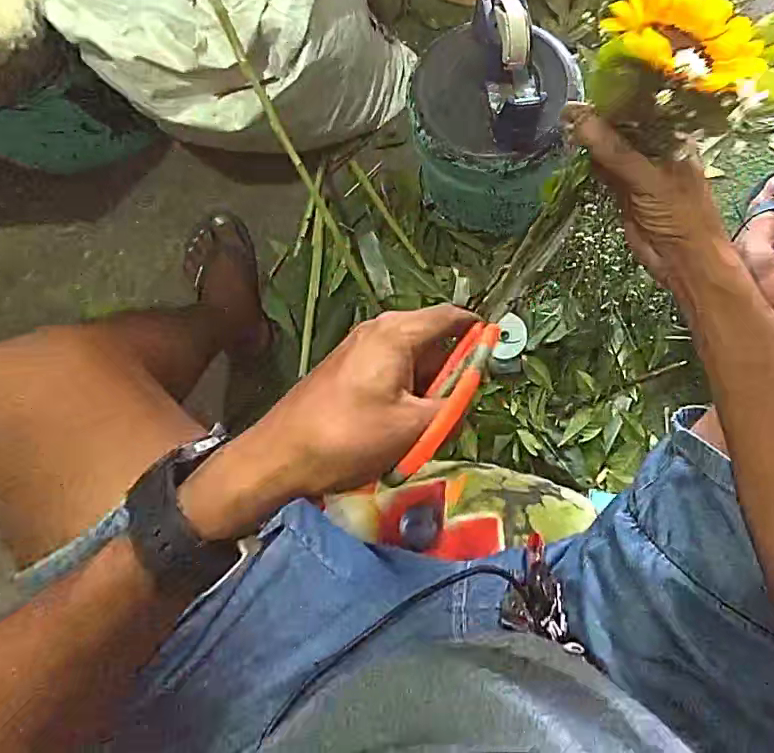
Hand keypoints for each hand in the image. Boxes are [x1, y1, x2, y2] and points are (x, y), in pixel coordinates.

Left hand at [179, 304, 477, 538]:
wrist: (277, 456)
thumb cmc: (348, 437)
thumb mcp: (413, 427)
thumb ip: (454, 403)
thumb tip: (473, 389)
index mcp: (398, 331)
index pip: (454, 317)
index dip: (479, 335)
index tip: (496, 362)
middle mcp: (380, 328)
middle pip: (434, 339)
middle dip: (451, 372)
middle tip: (454, 410)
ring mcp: (361, 345)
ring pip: (414, 358)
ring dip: (428, 387)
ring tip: (423, 426)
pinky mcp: (349, 364)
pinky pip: (392, 368)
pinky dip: (406, 390)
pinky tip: (398, 425)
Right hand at [563, 103, 728, 283]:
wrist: (683, 262)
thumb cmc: (680, 216)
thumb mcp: (648, 178)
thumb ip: (614, 149)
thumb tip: (578, 118)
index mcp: (674, 139)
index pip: (642, 111)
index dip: (616, 100)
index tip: (587, 91)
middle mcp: (656, 150)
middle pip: (622, 129)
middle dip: (597, 120)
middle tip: (567, 109)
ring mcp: (638, 171)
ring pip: (610, 149)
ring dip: (589, 140)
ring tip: (563, 124)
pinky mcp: (623, 190)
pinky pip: (602, 170)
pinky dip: (588, 163)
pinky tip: (571, 149)